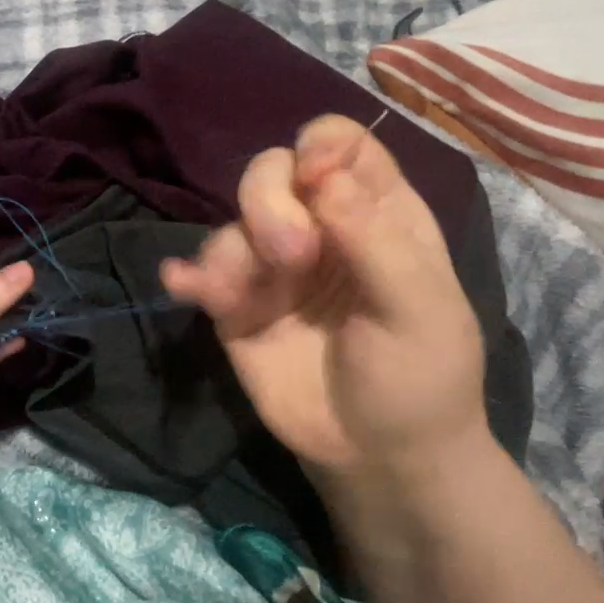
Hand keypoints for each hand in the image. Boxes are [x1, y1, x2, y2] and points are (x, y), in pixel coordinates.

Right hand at [160, 114, 489, 475]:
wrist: (375, 455)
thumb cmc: (419, 378)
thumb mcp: (419, 309)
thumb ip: (374, 239)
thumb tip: (320, 175)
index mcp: (379, 215)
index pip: (341, 146)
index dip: (321, 148)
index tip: (317, 181)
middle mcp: (320, 230)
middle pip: (272, 172)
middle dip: (269, 203)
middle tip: (293, 257)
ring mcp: (272, 269)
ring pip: (231, 221)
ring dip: (233, 251)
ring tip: (241, 297)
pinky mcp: (234, 306)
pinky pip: (202, 272)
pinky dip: (190, 275)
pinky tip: (184, 286)